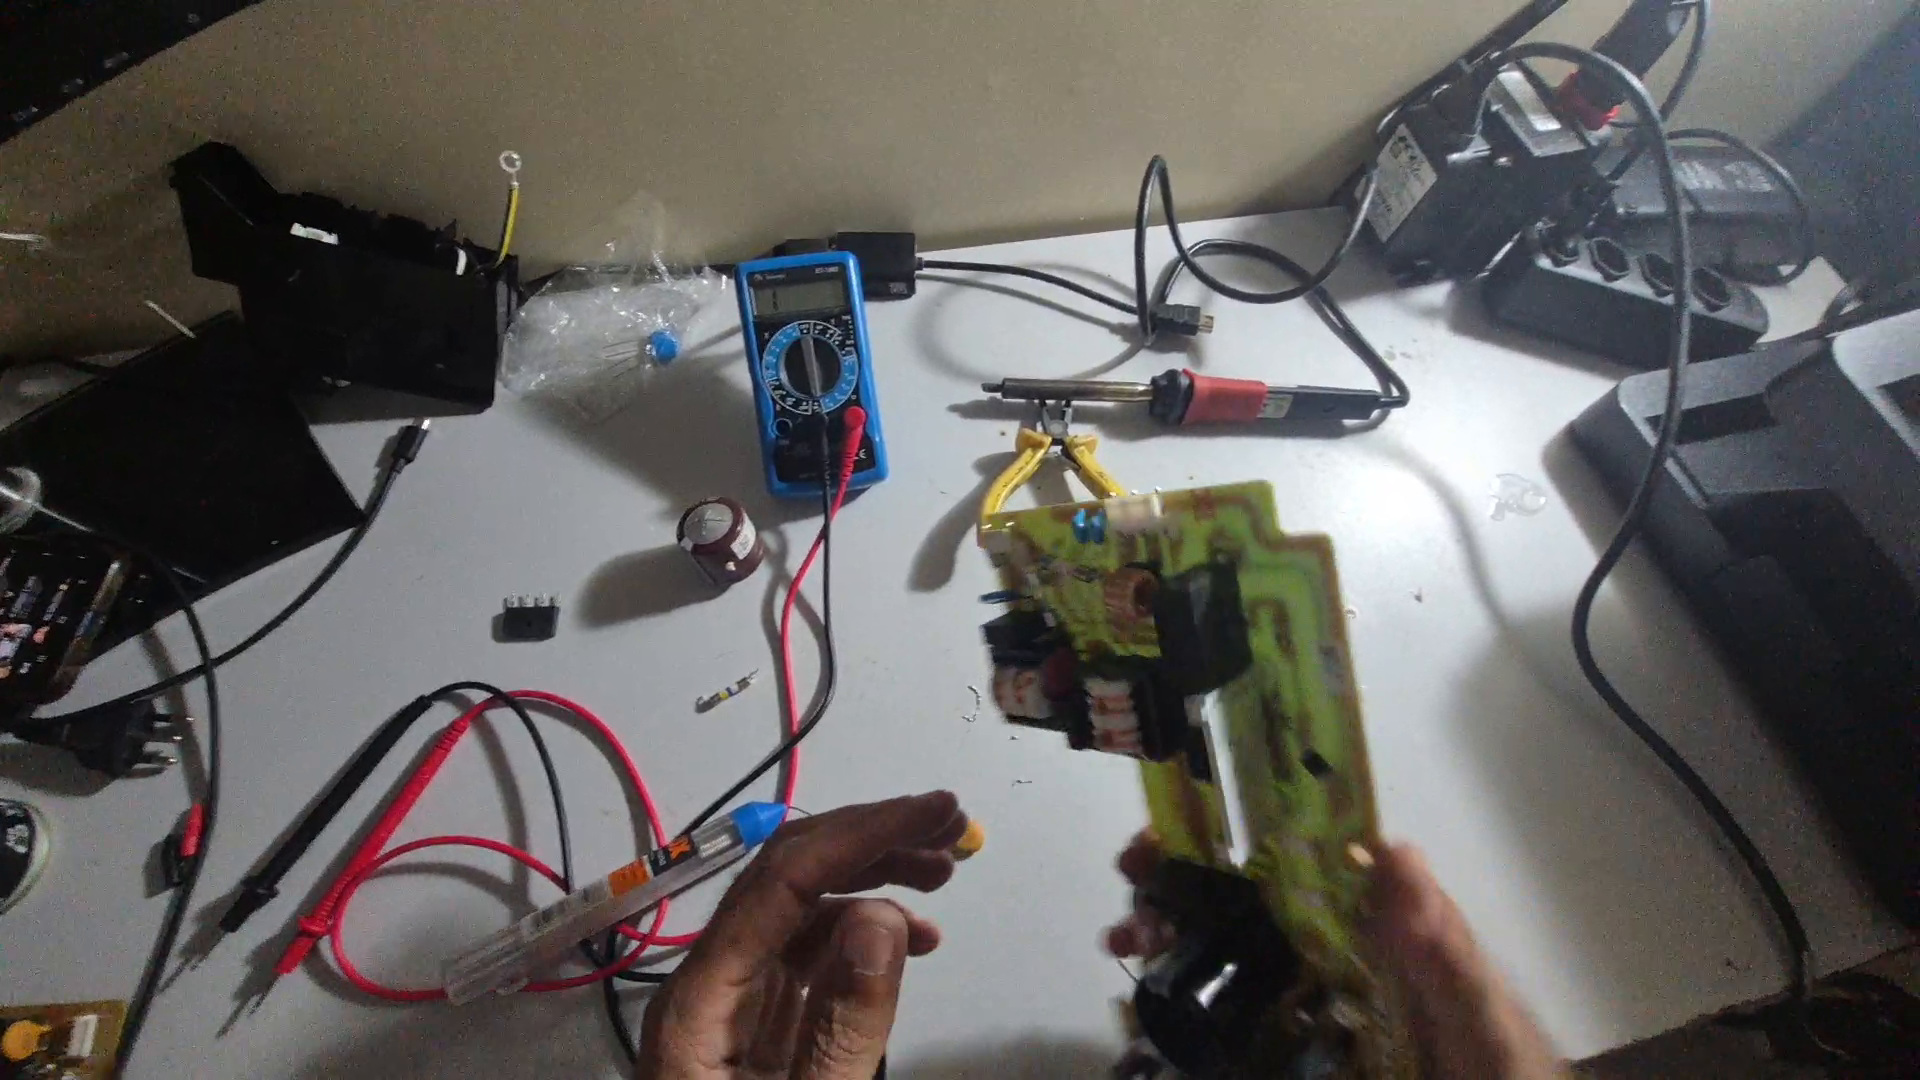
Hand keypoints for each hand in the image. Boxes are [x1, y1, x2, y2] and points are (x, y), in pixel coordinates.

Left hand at [637, 791, 968, 1079]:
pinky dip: (870, 924)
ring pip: (807, 897)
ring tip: (946, 866)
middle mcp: (713, 974)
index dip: (866, 830)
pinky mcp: (760, 1011)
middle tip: (953, 823)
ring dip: (878, 870)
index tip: (938, 810)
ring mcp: (736, 990)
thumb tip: (882, 914)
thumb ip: (841, 1030)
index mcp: (702, 997)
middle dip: (877, 834)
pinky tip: (919, 935)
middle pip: (792, 870)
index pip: (786, 876)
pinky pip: (815, 944)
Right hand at [1103, 833, 1569, 1079]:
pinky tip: (1141, 978)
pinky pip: (1214, 994)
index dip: (1215, 829)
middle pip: (1225, 886)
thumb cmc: (1487, 1063)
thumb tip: (1392, 847)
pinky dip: (1171, 977)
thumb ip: (1441, 941)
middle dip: (1167, 872)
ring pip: (1209, 934)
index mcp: (1352, 910)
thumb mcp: (1474, 1005)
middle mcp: (1313, 934)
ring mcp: (1291, 982)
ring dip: (1157, 920)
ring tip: (1123, 937)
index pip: (1275, 849)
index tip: (1165, 831)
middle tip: (1131, 876)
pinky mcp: (1276, 1029)